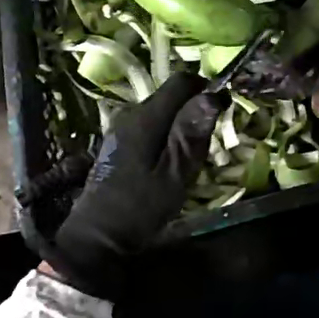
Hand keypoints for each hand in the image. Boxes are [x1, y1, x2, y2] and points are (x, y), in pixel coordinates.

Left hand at [27, 73, 222, 298]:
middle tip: (208, 143)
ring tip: (190, 156)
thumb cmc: (140, 206)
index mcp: (146, 116)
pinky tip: (168, 162)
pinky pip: (149, 126)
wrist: (97, 236)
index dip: (206, 89)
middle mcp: (130, 113)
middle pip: (171, 95)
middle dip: (193, 110)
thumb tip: (212, 94)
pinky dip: (165, 135)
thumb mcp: (175, 174)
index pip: (182, 81)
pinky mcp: (117, 142)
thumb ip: (192, 132)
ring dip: (180, 124)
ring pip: (161, 111)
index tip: (222, 111)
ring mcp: (120, 127)